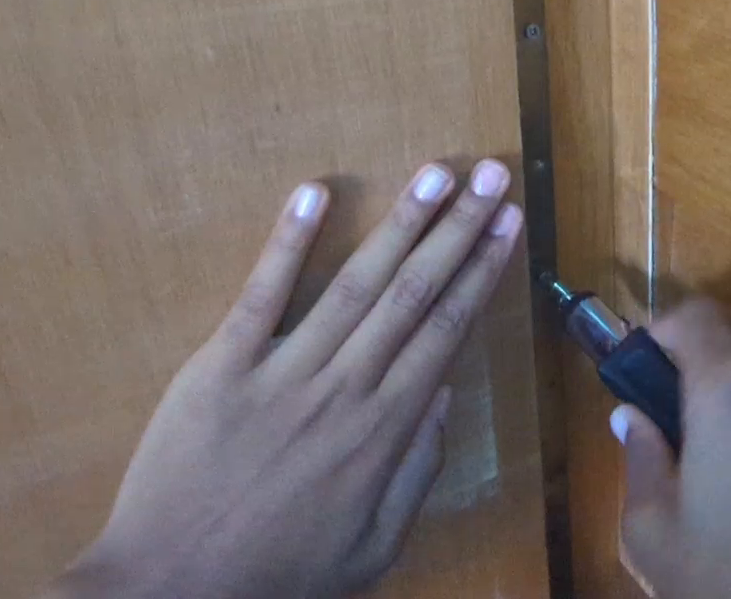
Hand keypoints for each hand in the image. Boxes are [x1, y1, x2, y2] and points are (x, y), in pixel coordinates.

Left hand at [44, 160, 522, 598]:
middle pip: (416, 291)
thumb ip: (420, 468)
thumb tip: (445, 391)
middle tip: (490, 175)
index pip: (449, 326)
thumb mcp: (376, 546)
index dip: (483, 268)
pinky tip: (314, 192)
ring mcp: (284, 371)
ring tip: (436, 172)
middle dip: (459, 228)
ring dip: (401, 222)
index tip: (508, 221)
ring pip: (356, 283)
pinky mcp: (221, 366)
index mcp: (387, 425)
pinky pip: (260, 295)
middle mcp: (348, 385)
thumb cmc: (280, 573)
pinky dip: (288, 242)